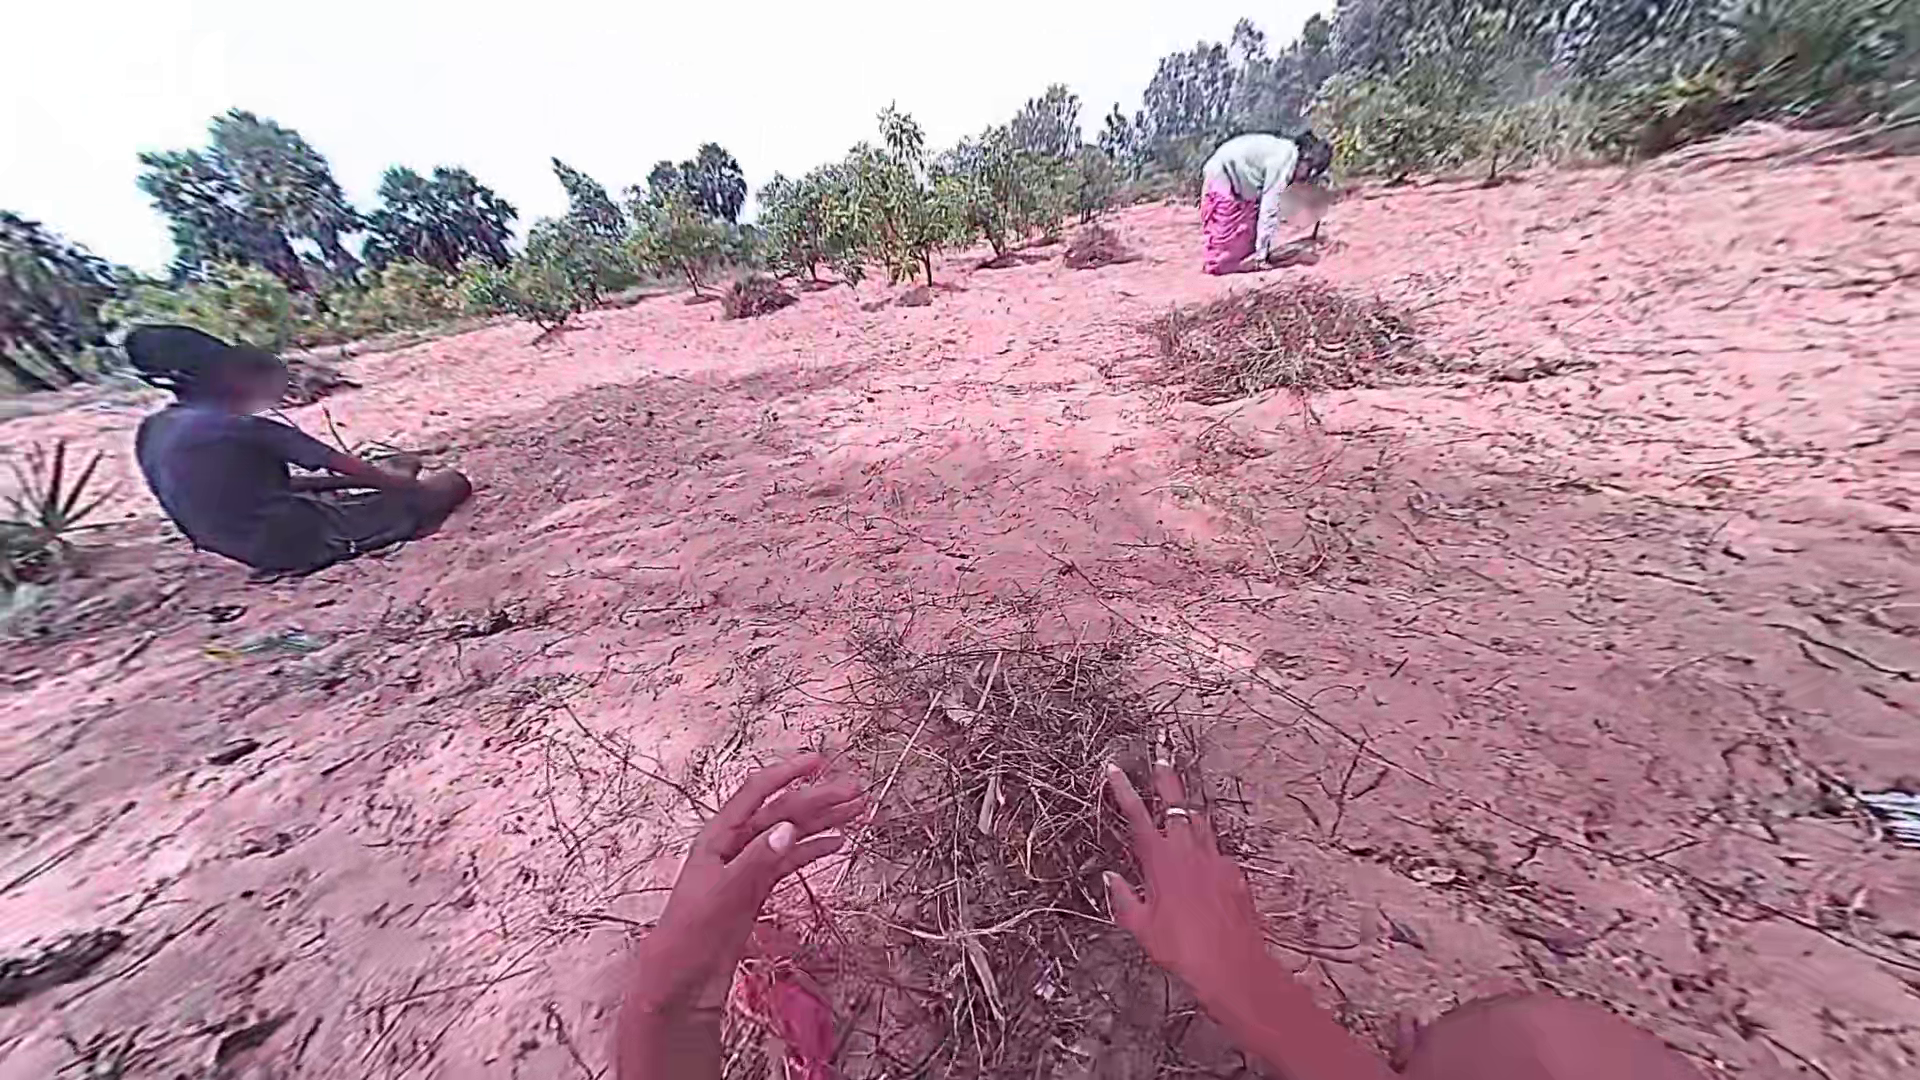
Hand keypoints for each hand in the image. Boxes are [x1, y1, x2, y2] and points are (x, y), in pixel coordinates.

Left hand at [625, 755, 864, 1015]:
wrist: (677, 991)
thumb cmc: (687, 940)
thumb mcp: (721, 896)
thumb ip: (756, 860)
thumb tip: (789, 828)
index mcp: (719, 835)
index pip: (757, 791)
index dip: (788, 772)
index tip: (818, 761)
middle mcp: (736, 844)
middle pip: (783, 811)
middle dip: (819, 798)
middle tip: (853, 791)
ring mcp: (749, 865)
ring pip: (792, 832)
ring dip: (824, 820)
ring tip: (855, 811)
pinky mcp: (758, 888)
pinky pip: (791, 860)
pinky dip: (814, 849)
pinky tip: (836, 843)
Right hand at [1103, 755, 1269, 1011]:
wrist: (1234, 968)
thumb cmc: (1182, 949)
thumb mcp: (1142, 928)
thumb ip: (1123, 898)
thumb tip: (1110, 879)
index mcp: (1159, 859)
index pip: (1136, 814)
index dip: (1123, 789)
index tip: (1114, 769)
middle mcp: (1186, 850)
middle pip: (1175, 803)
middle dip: (1166, 778)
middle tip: (1162, 757)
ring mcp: (1213, 858)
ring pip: (1199, 822)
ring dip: (1188, 810)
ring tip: (1182, 803)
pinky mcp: (1234, 873)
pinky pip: (1216, 852)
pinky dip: (1207, 850)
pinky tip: (1205, 865)